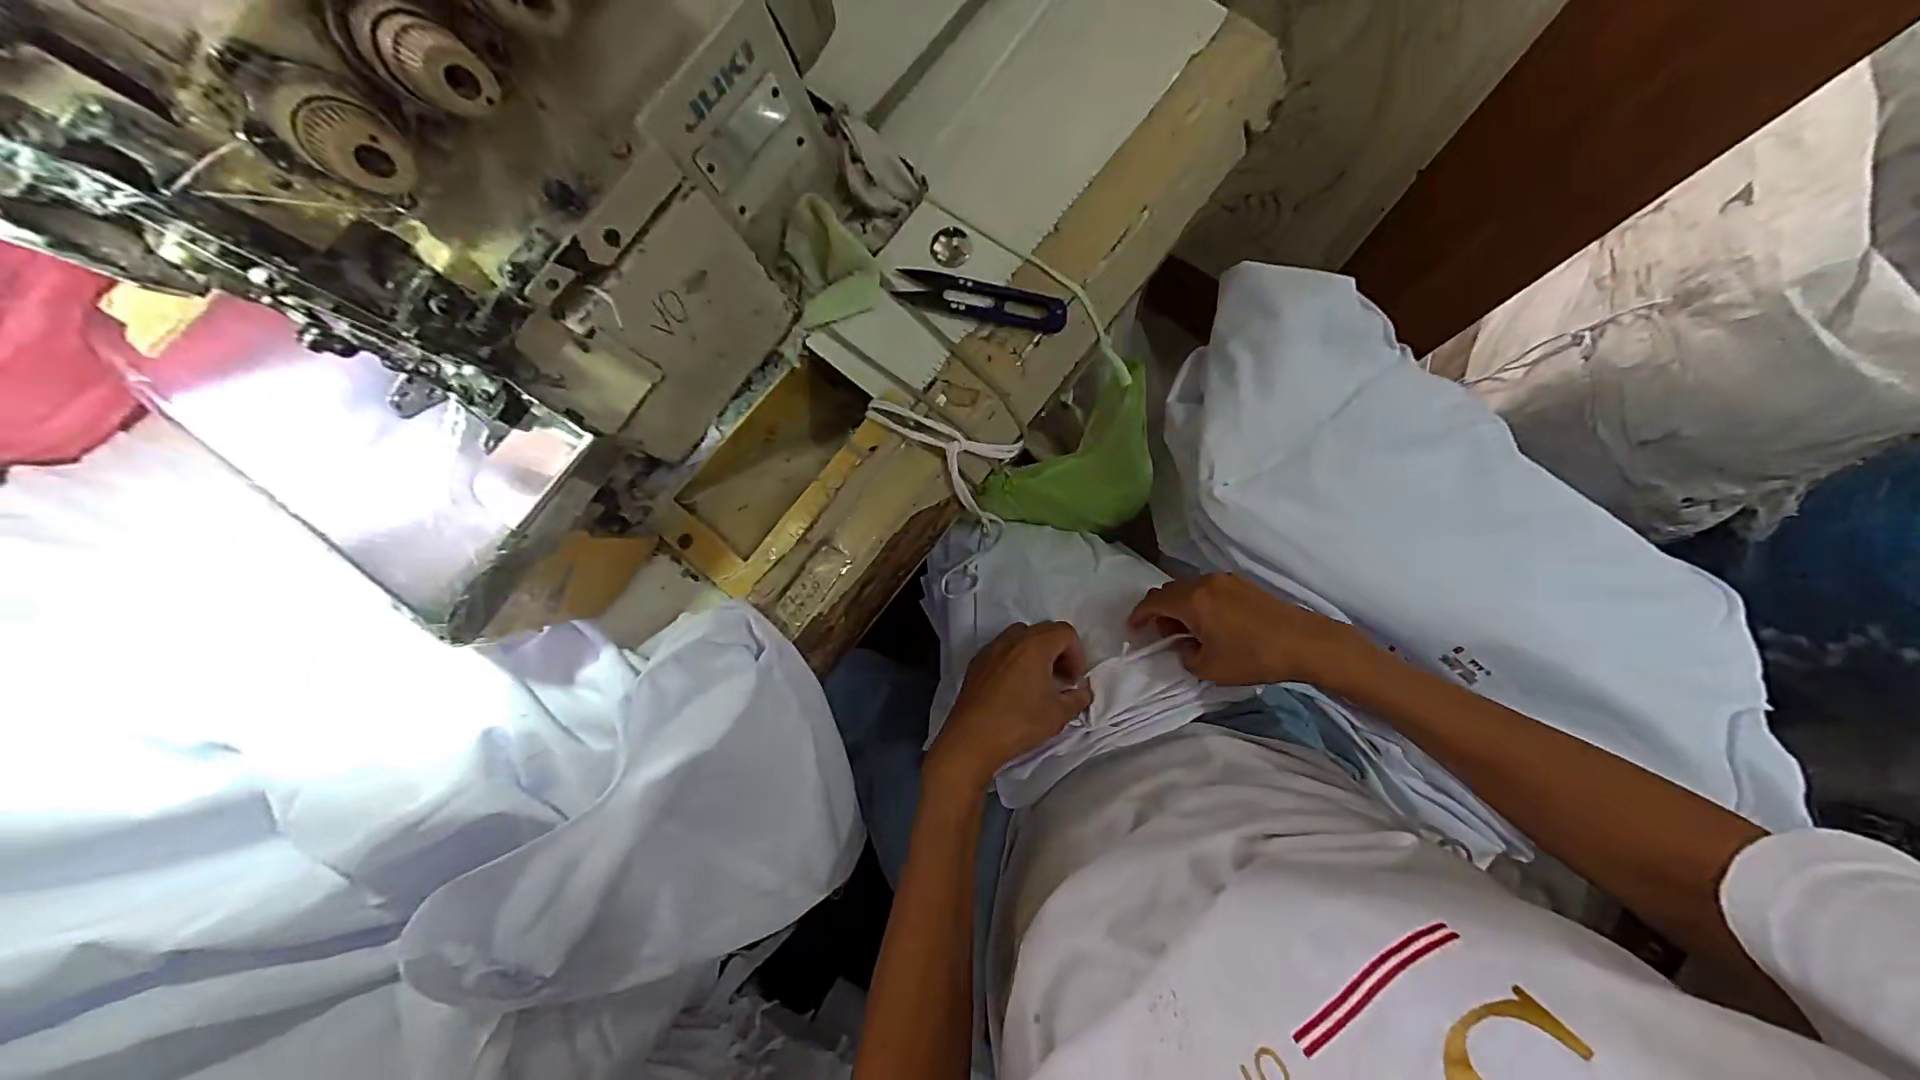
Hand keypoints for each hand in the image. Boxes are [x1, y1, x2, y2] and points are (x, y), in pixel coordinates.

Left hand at [927, 622, 1092, 788]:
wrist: (971, 739)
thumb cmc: (1019, 723)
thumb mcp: (1059, 714)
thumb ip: (1078, 698)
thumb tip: (1082, 691)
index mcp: (1034, 645)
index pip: (1065, 632)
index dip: (1077, 654)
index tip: (1075, 681)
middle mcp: (1011, 639)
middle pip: (1043, 631)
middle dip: (1058, 651)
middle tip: (1062, 680)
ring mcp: (990, 649)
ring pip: (1020, 638)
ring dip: (1036, 653)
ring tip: (1038, 682)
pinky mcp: (976, 663)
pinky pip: (1002, 650)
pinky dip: (1015, 660)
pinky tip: (1015, 688)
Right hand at [1128, 573, 1378, 686]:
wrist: (1306, 643)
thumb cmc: (1253, 656)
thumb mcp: (1209, 668)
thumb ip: (1186, 656)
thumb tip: (1185, 646)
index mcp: (1191, 600)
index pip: (1153, 601)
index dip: (1139, 614)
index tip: (1133, 628)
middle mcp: (1205, 583)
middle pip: (1169, 590)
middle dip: (1159, 610)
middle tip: (1162, 633)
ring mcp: (1226, 580)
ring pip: (1189, 588)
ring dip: (1181, 606)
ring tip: (1188, 630)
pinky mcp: (1244, 584)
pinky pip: (1208, 589)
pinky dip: (1199, 602)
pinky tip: (1211, 623)